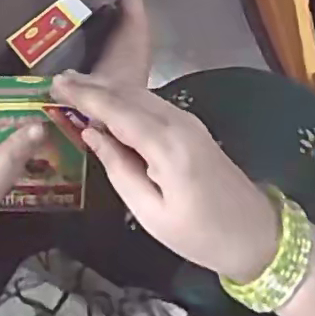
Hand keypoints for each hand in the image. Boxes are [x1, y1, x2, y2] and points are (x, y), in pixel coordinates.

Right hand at [51, 71, 279, 282]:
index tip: (55, 84)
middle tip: (57, 79)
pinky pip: (149, 102)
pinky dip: (123, 97)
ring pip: (138, 93)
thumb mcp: (151, 214)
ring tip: (74, 84)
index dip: (83, 95)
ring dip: (106, 87)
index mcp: (166, 145)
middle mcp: (177, 121)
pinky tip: (107, 99)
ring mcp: (186, 119)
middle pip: (126, 94)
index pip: (116, 109)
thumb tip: (91, 133)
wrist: (259, 236)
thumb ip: (118, 168)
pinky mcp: (190, 125)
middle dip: (91, 84)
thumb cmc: (201, 236)